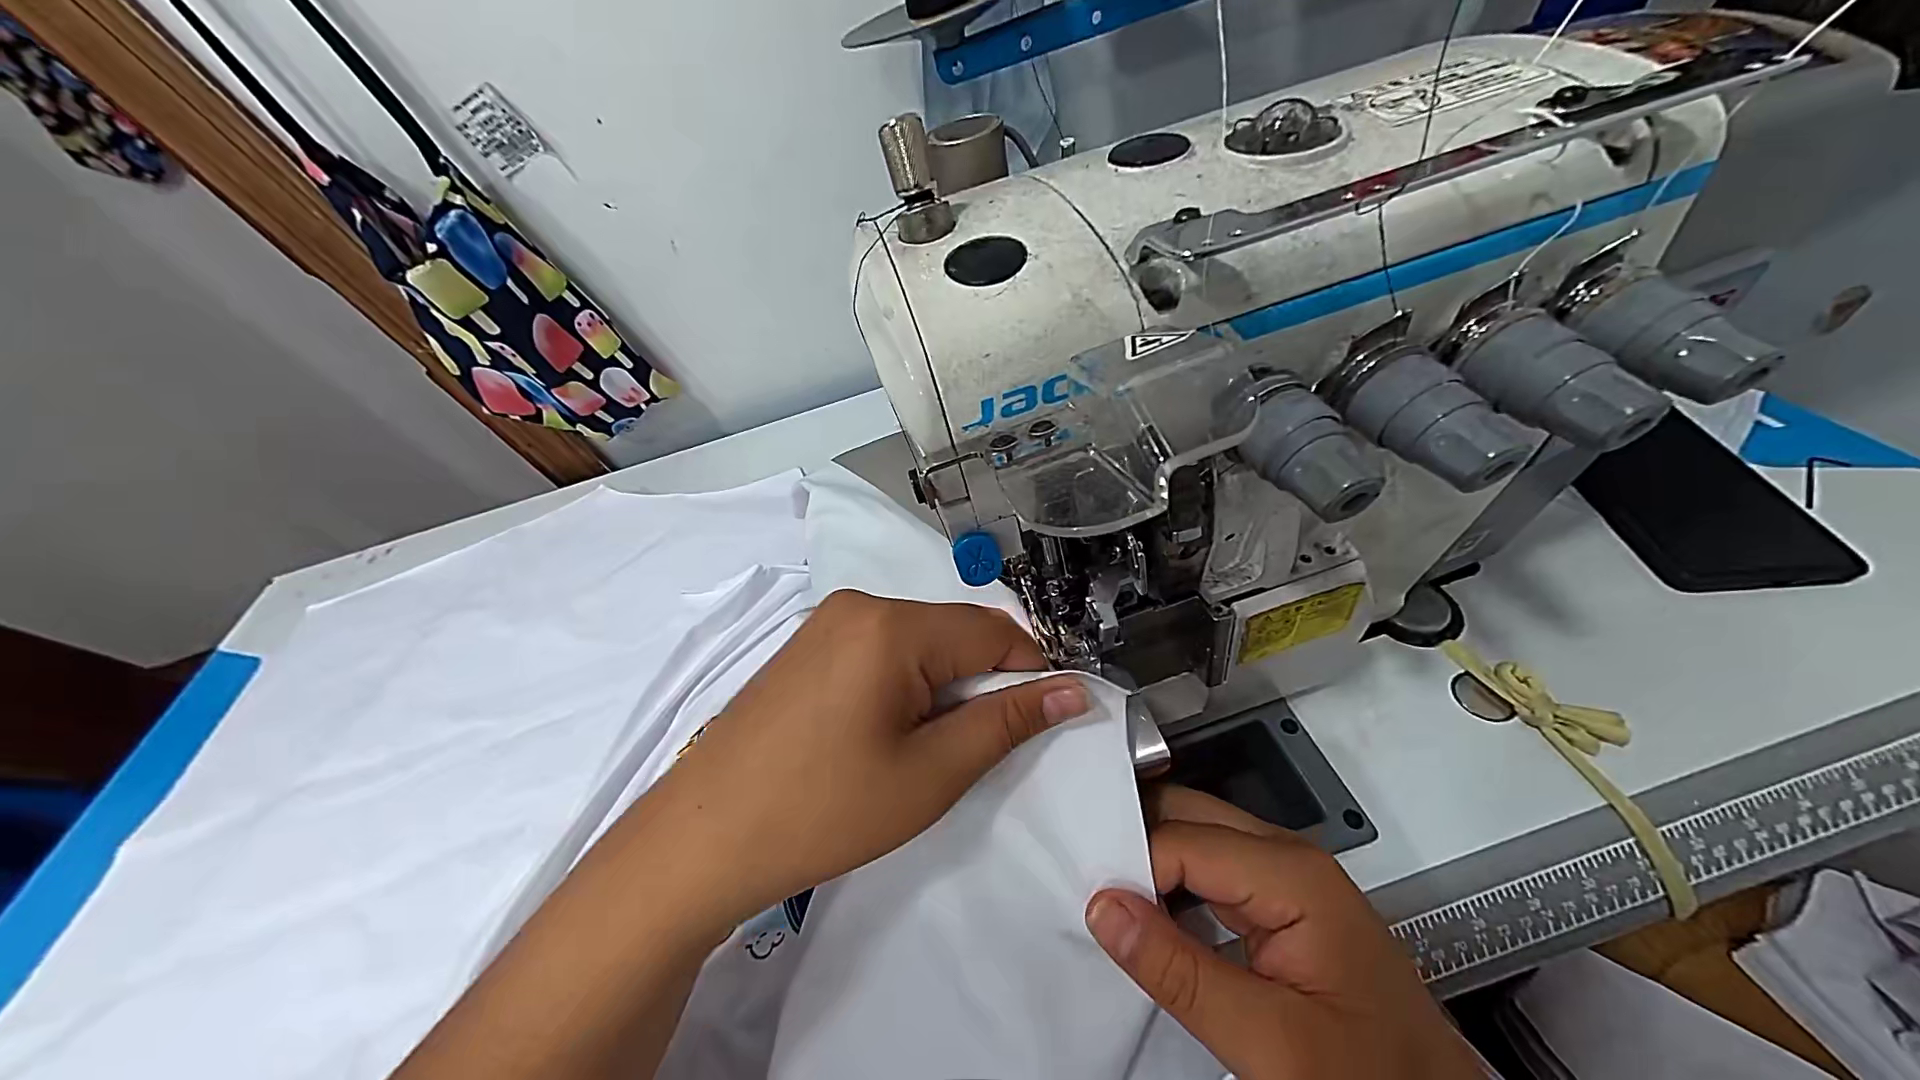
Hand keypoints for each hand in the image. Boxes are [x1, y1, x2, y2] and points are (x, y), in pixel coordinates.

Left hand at [639, 589, 1090, 928]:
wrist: (703, 839)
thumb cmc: (824, 810)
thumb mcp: (930, 773)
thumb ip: (1005, 723)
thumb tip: (1070, 690)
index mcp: (890, 626)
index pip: (992, 631)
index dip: (1028, 672)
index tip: (1038, 721)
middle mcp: (857, 606)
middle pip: (952, 632)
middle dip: (978, 683)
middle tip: (967, 749)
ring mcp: (825, 622)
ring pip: (918, 642)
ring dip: (940, 685)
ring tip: (921, 748)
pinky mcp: (806, 645)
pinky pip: (879, 649)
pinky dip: (902, 683)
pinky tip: (882, 733)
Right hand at [1086, 787, 1482, 1079]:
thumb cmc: (1375, 1077)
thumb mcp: (1272, 1040)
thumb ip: (1181, 971)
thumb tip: (1105, 907)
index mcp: (1292, 873)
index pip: (1180, 841)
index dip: (1130, 868)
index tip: (1092, 904)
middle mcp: (1286, 858)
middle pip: (1185, 815)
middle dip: (1131, 839)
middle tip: (1087, 881)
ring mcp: (1282, 877)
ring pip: (1190, 835)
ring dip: (1145, 861)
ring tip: (1106, 897)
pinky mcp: (1275, 902)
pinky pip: (1204, 868)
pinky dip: (1166, 882)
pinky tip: (1144, 913)